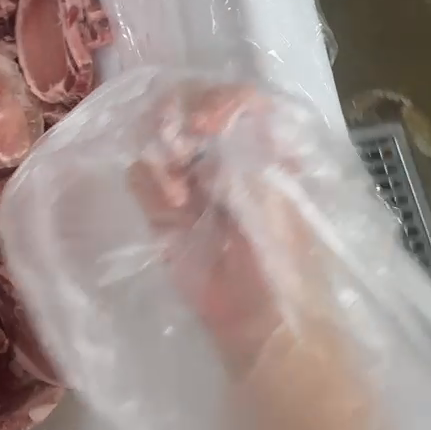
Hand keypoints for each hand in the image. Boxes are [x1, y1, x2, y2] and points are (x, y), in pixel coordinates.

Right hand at [127, 85, 375, 429]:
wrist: (264, 331)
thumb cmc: (288, 268)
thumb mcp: (279, 203)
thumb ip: (248, 154)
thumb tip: (215, 112)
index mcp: (265, 149)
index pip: (237, 100)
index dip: (216, 99)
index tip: (203, 122)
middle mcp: (224, 156)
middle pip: (188, 107)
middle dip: (177, 115)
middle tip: (177, 139)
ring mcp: (191, 178)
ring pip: (158, 136)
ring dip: (162, 151)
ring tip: (178, 187)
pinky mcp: (163, 206)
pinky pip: (141, 174)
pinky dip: (150, 181)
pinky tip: (171, 204)